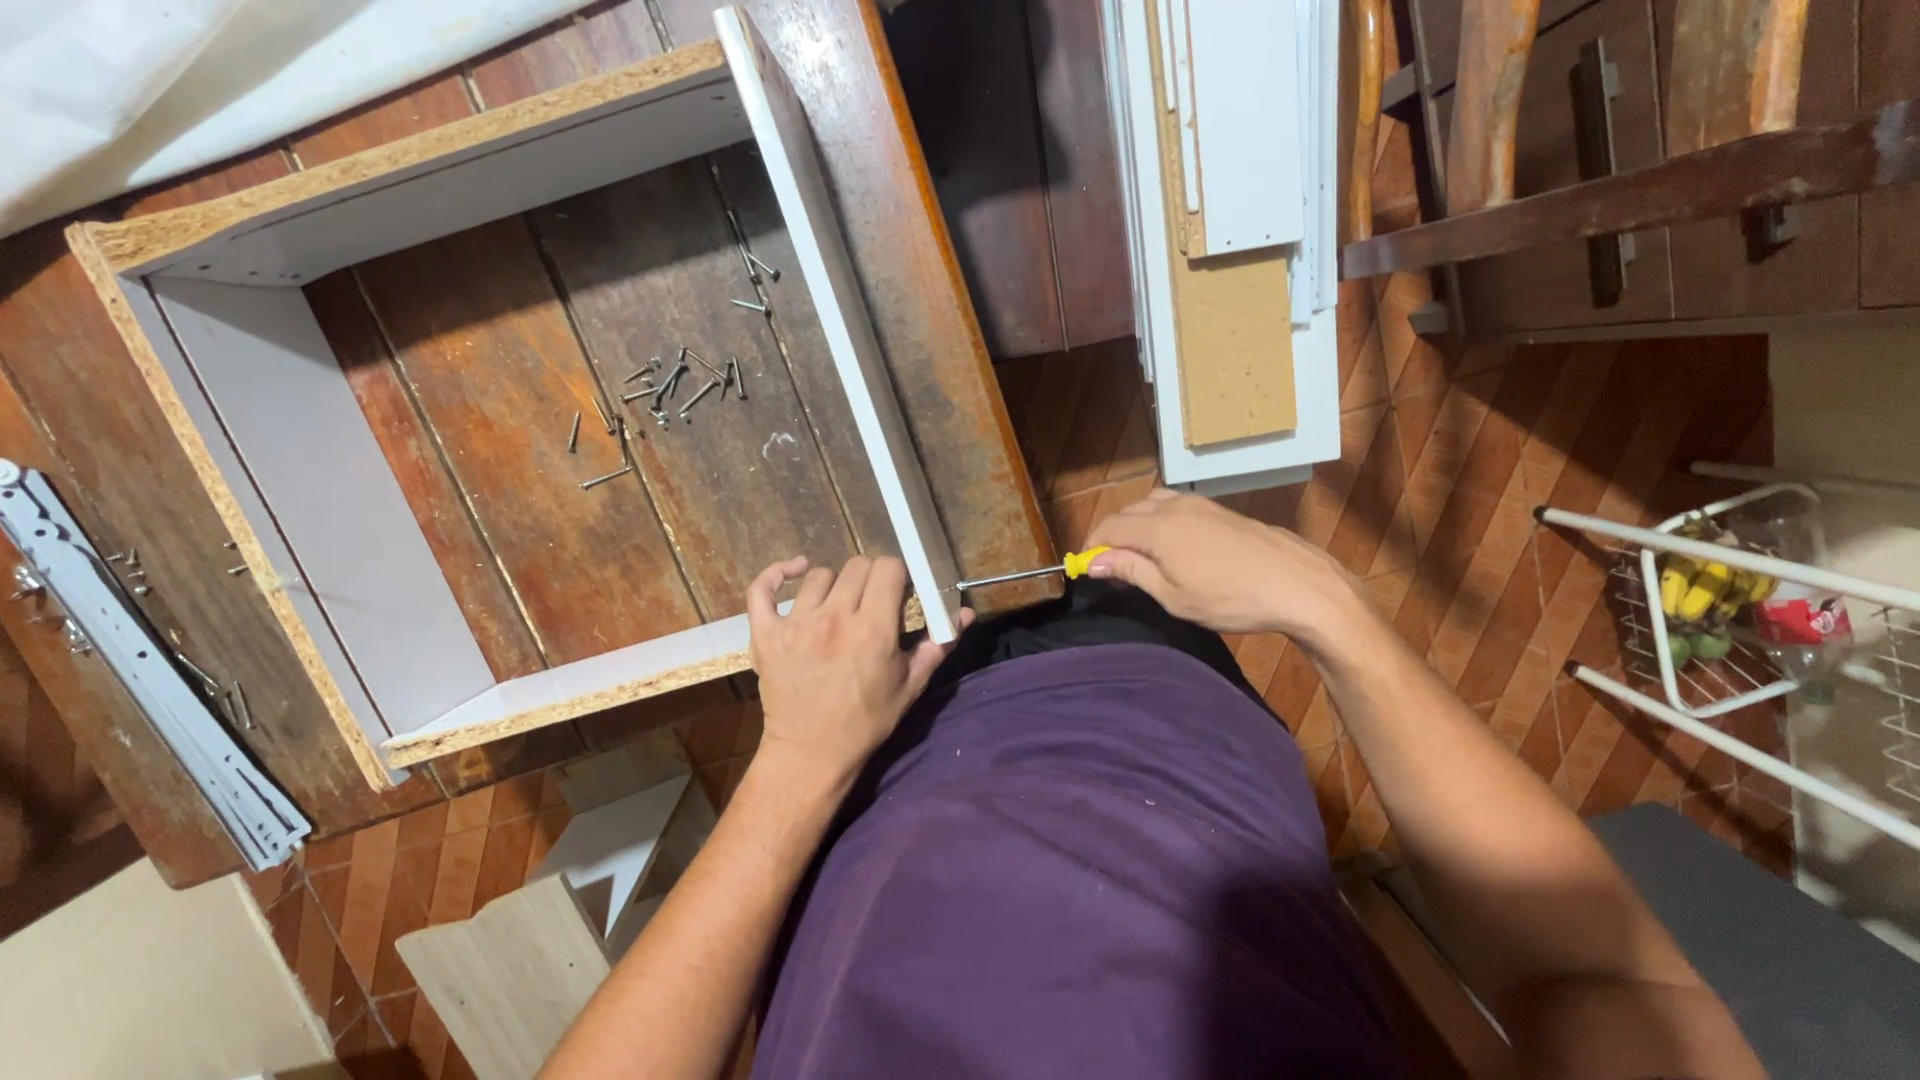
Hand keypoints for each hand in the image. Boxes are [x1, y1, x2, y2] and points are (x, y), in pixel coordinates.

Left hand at [746, 555, 972, 791]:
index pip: (888, 568)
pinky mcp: (766, 634)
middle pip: (857, 566)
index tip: (898, 591)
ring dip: (834, 585)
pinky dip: (778, 574)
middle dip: (870, 578)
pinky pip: (764, 589)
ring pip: (819, 576)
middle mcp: (834, 618)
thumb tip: (964, 613)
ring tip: (838, 606)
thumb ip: (938, 645)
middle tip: (872, 601)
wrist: (812, 753)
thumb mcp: (910, 686)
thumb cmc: (866, 721)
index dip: (898, 574)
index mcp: (873, 630)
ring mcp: (795, 624)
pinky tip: (795, 571)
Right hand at [1085, 489, 1368, 651]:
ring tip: (1137, 556)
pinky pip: (1174, 506)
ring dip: (1135, 525)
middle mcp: (1175, 506)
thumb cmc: (1231, 599)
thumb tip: (1094, 561)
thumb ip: (1131, 571)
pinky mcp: (1220, 510)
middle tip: (1109, 568)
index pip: (1107, 527)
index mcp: (1158, 527)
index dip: (1090, 548)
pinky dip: (1158, 521)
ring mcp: (1200, 504)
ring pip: (1151, 504)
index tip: (1085, 571)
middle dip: (1110, 536)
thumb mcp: (1173, 595)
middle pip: (1127, 512)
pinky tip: (1169, 546)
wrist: (1299, 586)